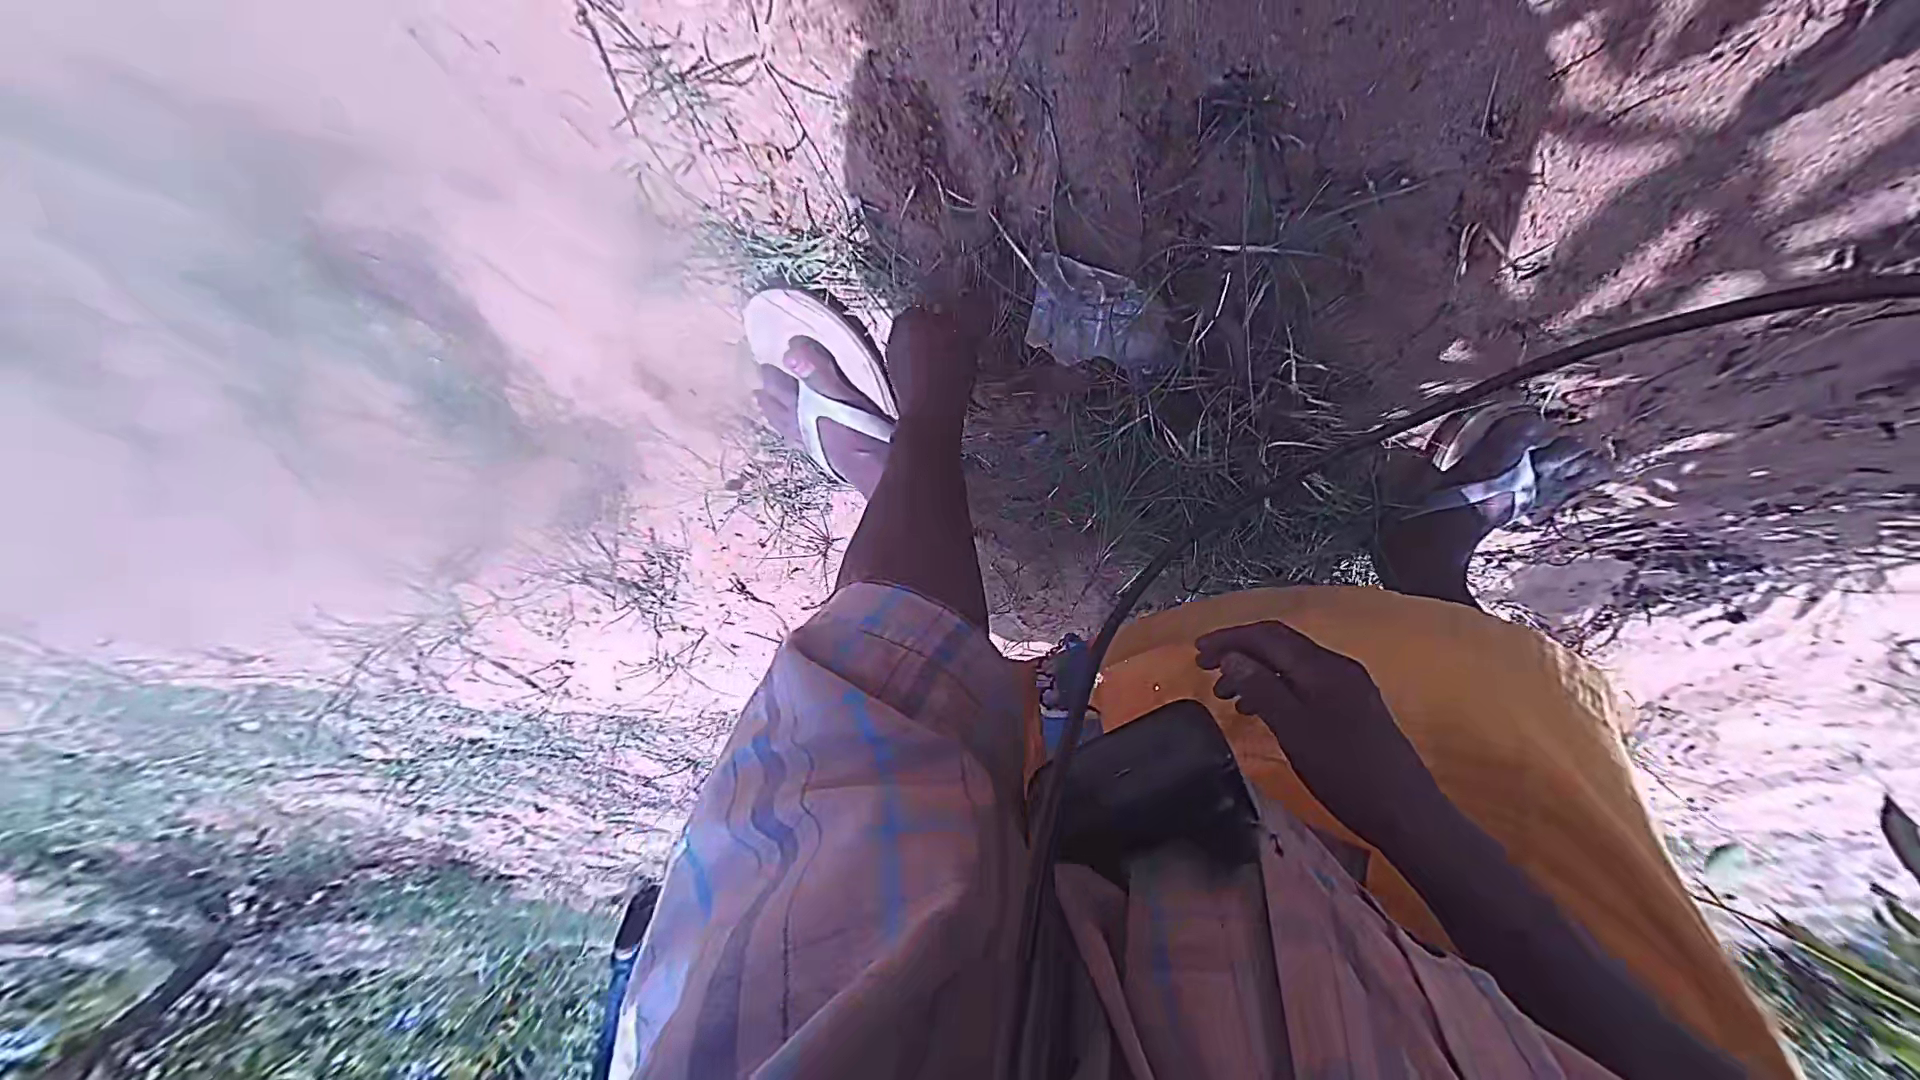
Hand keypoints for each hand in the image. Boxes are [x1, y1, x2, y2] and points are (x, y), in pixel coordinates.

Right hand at [1196, 621, 1444, 846]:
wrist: (1409, 815)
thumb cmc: (1345, 773)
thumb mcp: (1293, 730)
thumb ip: (1261, 688)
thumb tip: (1232, 657)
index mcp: (1323, 668)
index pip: (1268, 636)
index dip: (1229, 638)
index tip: (1197, 651)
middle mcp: (1337, 668)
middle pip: (1279, 645)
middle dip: (1239, 651)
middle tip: (1205, 669)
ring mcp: (1348, 687)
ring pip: (1290, 665)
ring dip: (1254, 671)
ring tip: (1224, 694)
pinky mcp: (1353, 707)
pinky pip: (1302, 683)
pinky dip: (1273, 688)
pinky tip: (1258, 709)